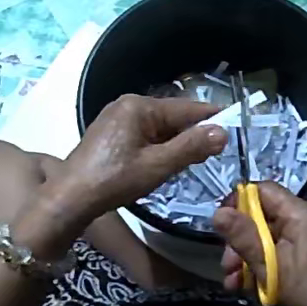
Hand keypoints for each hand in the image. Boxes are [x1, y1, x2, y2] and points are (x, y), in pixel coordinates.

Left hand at [54, 95, 226, 218]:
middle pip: (174, 116)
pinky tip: (167, 162)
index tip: (236, 126)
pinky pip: (147, 134)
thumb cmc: (114, 180)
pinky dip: (161, 146)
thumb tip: (223, 132)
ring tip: (196, 160)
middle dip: (194, 133)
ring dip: (178, 142)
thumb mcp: (158, 165)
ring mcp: (118, 118)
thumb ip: (191, 147)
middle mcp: (128, 105)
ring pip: (161, 127)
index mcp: (139, 106)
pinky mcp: (112, 134)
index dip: (213, 118)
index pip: (187, 108)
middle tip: (217, 152)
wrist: (69, 200)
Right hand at [212, 181, 306, 305]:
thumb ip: (243, 237)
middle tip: (227, 265)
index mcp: (300, 212)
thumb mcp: (270, 264)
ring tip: (233, 282)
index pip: (264, 190)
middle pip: (263, 216)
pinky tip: (248, 287)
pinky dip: (263, 266)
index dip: (239, 202)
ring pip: (268, 238)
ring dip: (247, 258)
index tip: (222, 225)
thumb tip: (217, 212)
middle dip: (240, 240)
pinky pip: (280, 252)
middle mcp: (306, 219)